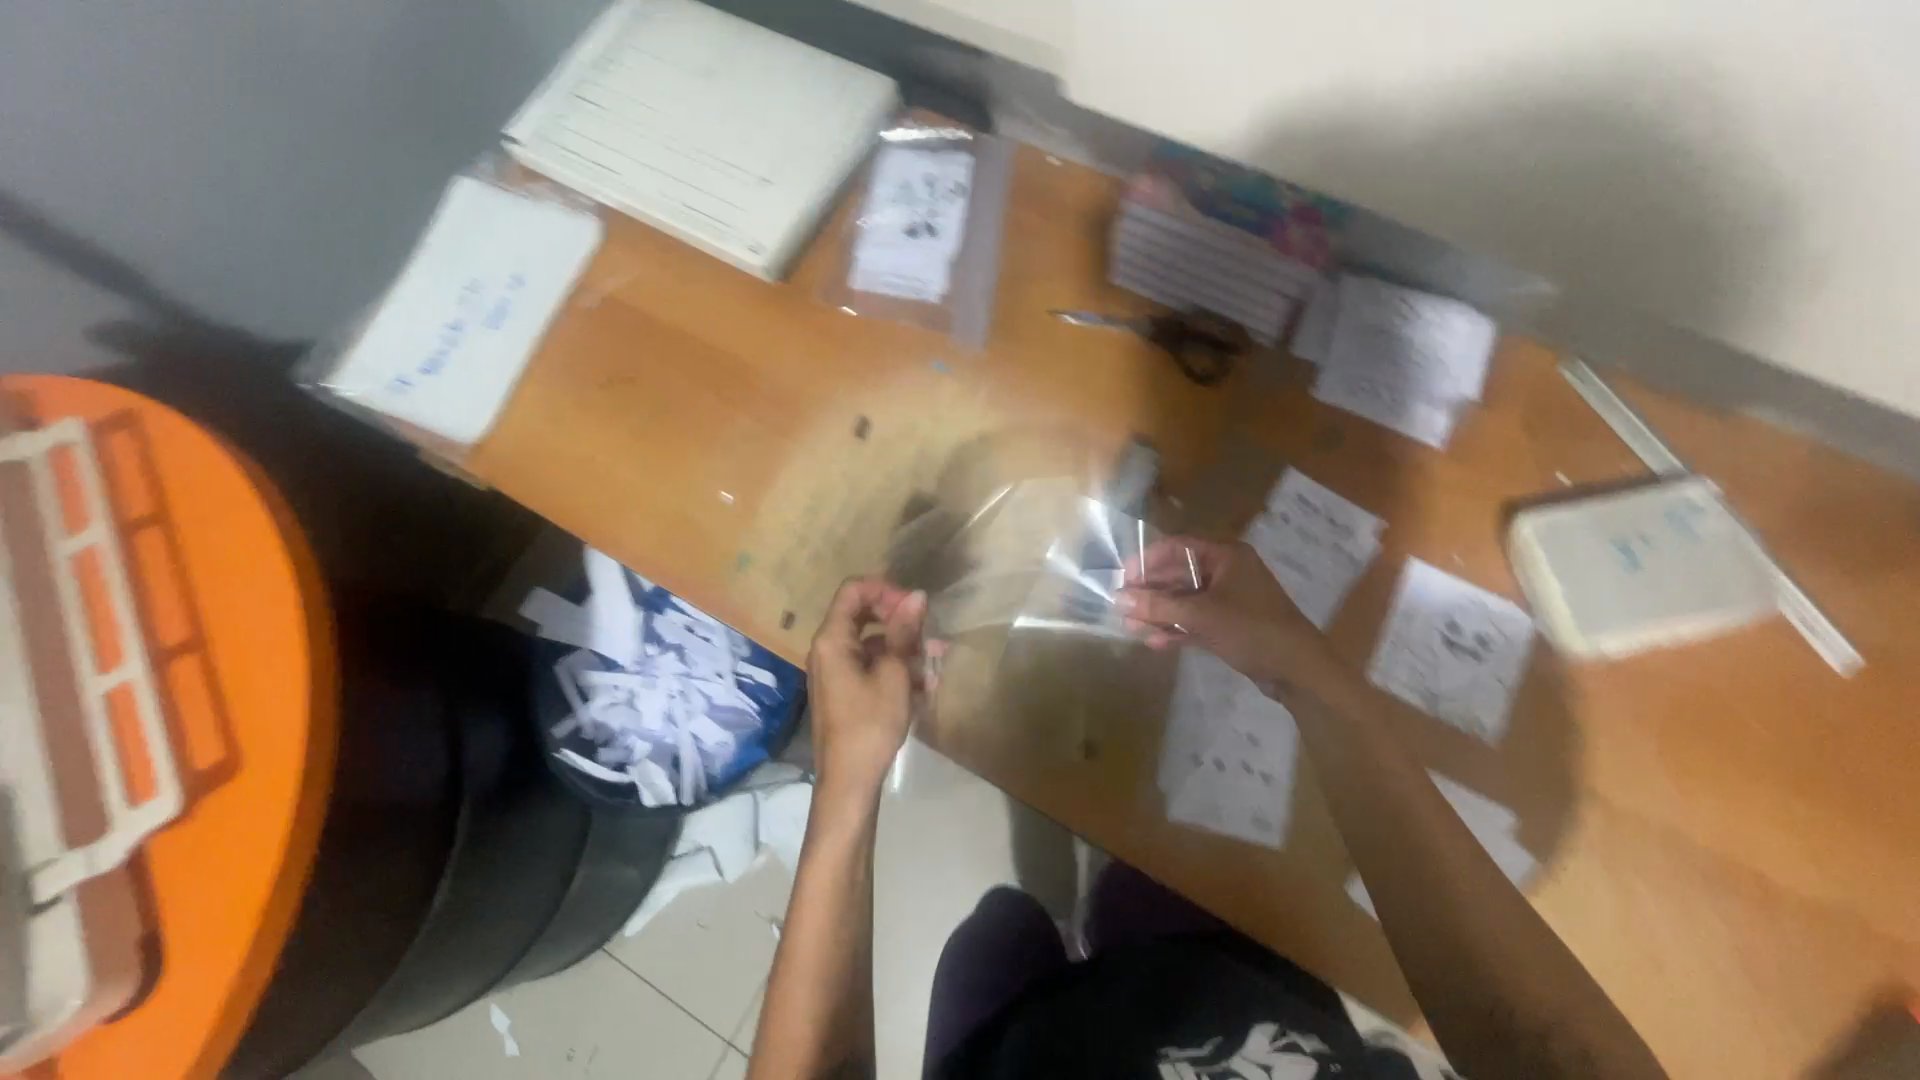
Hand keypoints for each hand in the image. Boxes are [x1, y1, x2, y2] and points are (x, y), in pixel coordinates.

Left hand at [806, 577, 927, 796]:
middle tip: (929, 634)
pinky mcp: (845, 691)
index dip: (885, 589)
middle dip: (900, 620)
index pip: (853, 590)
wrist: (849, 781)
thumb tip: (916, 596)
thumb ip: (904, 632)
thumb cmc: (870, 723)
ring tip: (937, 662)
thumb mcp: (894, 674)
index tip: (914, 606)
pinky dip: (896, 669)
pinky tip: (925, 686)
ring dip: (905, 648)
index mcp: (832, 639)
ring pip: (872, 643)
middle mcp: (828, 649)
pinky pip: (871, 666)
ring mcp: (835, 671)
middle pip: (863, 615)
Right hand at [1118, 537, 1329, 684]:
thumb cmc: (1252, 630)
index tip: (1124, 579)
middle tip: (1122, 607)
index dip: (1147, 560)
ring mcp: (1230, 600)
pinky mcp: (1231, 625)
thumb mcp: (1201, 616)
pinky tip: (1155, 642)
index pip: (1177, 547)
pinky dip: (1177, 629)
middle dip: (1150, 592)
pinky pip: (1196, 620)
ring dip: (1160, 613)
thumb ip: (1158, 606)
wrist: (1298, 670)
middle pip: (1179, 574)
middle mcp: (1227, 572)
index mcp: (1226, 556)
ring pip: (1186, 600)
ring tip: (1131, 628)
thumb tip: (1118, 599)